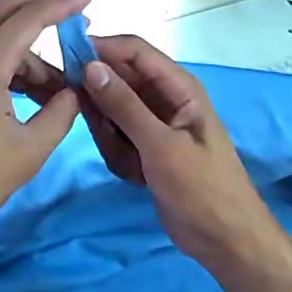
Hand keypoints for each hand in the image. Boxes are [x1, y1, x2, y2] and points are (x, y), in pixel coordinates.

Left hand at [0, 0, 87, 254]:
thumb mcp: (27, 153)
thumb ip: (60, 115)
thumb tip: (76, 92)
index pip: (32, 15)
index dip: (64, 4)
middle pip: (10, 8)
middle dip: (46, 9)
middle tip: (76, 29)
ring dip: (30, 51)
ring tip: (58, 91)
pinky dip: (11, 64)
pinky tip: (30, 96)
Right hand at [76, 35, 283, 271]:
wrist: (225, 242)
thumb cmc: (201, 188)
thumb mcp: (160, 145)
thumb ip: (124, 105)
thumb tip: (90, 66)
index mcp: (178, 85)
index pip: (134, 50)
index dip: (102, 49)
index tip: (67, 62)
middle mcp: (164, 97)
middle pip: (118, 80)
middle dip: (103, 105)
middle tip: (104, 133)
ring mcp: (153, 122)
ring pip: (112, 111)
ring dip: (112, 137)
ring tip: (130, 163)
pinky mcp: (145, 146)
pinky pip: (116, 136)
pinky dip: (118, 154)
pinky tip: (135, 176)